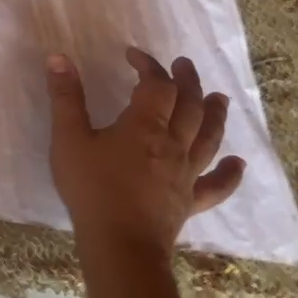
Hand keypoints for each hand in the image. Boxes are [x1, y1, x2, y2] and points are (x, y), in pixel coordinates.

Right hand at [46, 49, 245, 256]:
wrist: (120, 242)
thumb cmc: (91, 186)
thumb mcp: (68, 136)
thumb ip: (65, 96)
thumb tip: (59, 57)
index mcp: (144, 126)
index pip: (157, 87)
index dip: (149, 66)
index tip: (133, 54)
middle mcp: (173, 145)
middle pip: (190, 108)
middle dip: (188, 83)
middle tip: (184, 64)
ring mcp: (186, 174)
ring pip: (209, 139)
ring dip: (215, 116)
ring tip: (220, 99)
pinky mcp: (190, 200)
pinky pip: (217, 184)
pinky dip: (230, 172)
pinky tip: (238, 164)